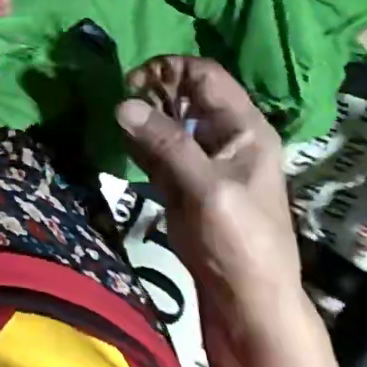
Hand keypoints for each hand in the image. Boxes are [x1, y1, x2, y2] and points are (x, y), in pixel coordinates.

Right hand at [116, 56, 301, 314]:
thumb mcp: (207, 187)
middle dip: (151, 91)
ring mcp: (200, 157)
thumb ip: (166, 143)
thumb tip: (122, 103)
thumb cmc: (240, 239)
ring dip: (141, 116)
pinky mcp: (180, 178)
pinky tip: (124, 145)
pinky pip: (154, 147)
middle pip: (183, 93)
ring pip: (166, 119)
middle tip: (122, 106)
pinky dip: (137, 142)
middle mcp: (222, 134)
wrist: (245, 298)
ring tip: (121, 127)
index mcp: (243, 127)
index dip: (169, 69)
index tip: (132, 81)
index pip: (205, 75)